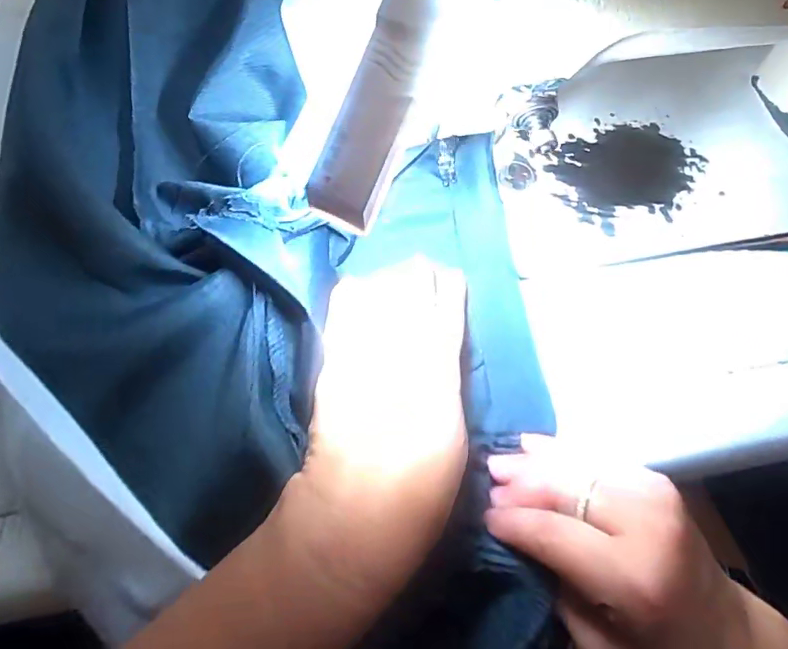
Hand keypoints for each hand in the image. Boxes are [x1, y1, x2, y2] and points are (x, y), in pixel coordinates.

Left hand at [281, 257, 468, 602]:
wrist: (353, 513)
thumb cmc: (420, 487)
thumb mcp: (454, 429)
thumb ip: (448, 373)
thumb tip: (443, 338)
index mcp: (440, 369)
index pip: (447, 301)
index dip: (450, 284)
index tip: (451, 281)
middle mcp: (402, 347)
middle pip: (410, 282)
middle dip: (419, 274)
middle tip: (422, 279)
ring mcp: (362, 347)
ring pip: (377, 284)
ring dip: (389, 279)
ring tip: (393, 287)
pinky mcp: (333, 355)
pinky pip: (343, 304)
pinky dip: (356, 292)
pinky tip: (363, 298)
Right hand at [486, 435, 787, 648]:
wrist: (724, 631)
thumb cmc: (657, 647)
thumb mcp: (599, 640)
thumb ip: (558, 584)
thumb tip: (517, 534)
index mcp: (635, 576)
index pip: (556, 533)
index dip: (515, 521)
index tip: (484, 516)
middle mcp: (647, 522)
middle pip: (567, 487)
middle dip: (523, 482)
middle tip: (487, 476)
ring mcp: (656, 492)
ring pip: (580, 462)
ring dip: (538, 460)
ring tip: (502, 458)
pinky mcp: (657, 478)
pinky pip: (598, 456)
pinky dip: (564, 451)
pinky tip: (535, 445)